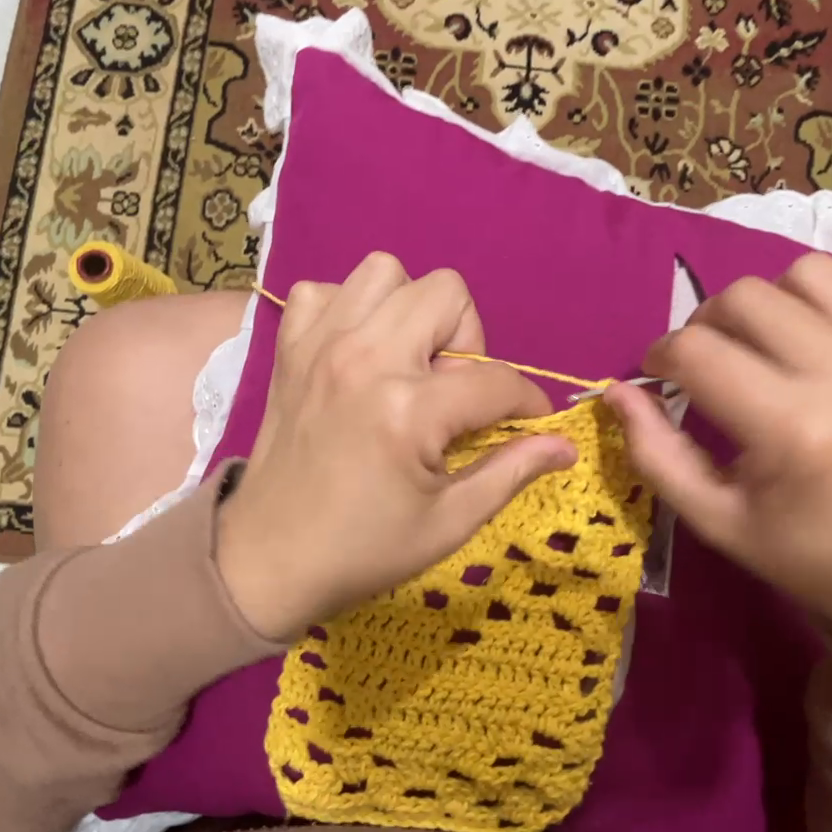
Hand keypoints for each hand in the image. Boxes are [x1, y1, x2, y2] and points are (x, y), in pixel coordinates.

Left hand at [217, 253, 577, 640]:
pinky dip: (349, 309)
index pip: (494, 380)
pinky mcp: (289, 348)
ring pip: (385, 272)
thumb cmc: (363, 550)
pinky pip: (325, 290)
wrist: (266, 560)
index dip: (525, 402)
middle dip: (467, 341)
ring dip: (410, 310)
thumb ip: (511, 471)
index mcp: (407, 410)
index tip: (527, 420)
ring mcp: (320, 345)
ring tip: (408, 362)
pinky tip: (357, 353)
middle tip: (452, 391)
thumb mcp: (449, 523)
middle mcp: (364, 358)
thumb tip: (566, 445)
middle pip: (446, 294)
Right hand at [604, 255, 831, 655]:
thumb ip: (654, 453)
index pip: (697, 350)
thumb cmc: (810, 554)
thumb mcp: (716, 519)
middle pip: (748, 296)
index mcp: (796, 430)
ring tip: (779, 343)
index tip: (662, 374)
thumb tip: (615, 390)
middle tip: (713, 357)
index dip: (661, 356)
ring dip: (778, 301)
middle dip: (709, 322)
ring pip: (815, 272)